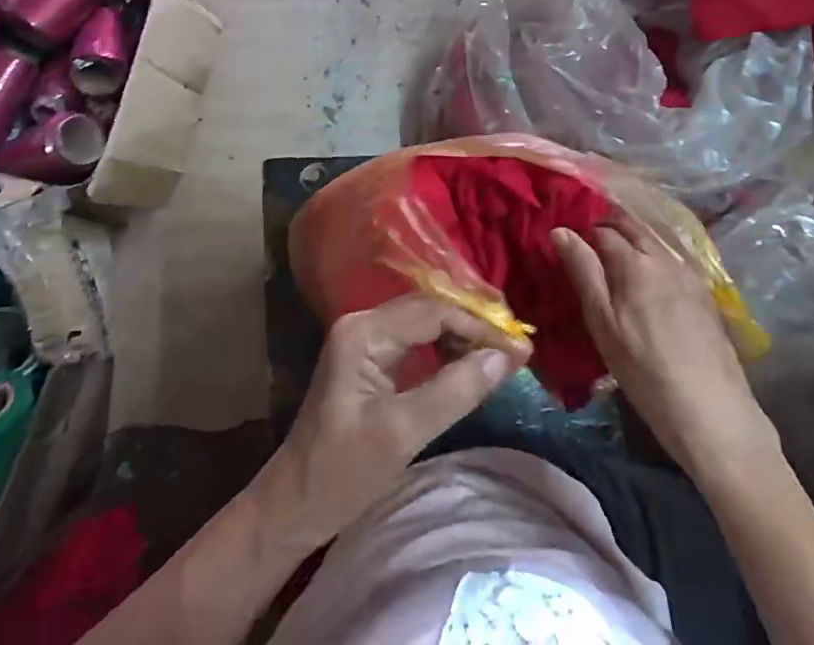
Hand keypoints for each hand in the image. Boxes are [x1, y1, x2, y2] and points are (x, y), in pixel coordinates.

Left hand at [258, 293, 530, 546]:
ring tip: (500, 358)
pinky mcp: (370, 357)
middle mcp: (363, 323)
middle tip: (517, 349)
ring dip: (465, 336)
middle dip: (477, 326)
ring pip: (428, 322)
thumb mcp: (403, 433)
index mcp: (364, 332)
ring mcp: (364, 338)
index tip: (520, 351)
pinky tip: (469, 365)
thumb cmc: (342, 472)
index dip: (481, 327)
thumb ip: (455, 390)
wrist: (293, 505)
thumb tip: (506, 357)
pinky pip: (418, 340)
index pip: (435, 311)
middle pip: (432, 309)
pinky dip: (448, 349)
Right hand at [553, 221, 776, 476]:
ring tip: (611, 252)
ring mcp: (690, 273)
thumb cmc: (644, 369)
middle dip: (608, 223)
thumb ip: (583, 272)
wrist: (710, 409)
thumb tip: (561, 231)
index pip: (603, 229)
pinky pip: (672, 257)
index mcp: (636, 262)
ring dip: (631, 235)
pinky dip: (652, 253)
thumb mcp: (602, 323)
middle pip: (633, 225)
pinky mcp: (704, 292)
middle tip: (585, 238)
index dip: (582, 228)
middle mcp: (666, 257)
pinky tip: (646, 273)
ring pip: (655, 239)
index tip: (565, 237)